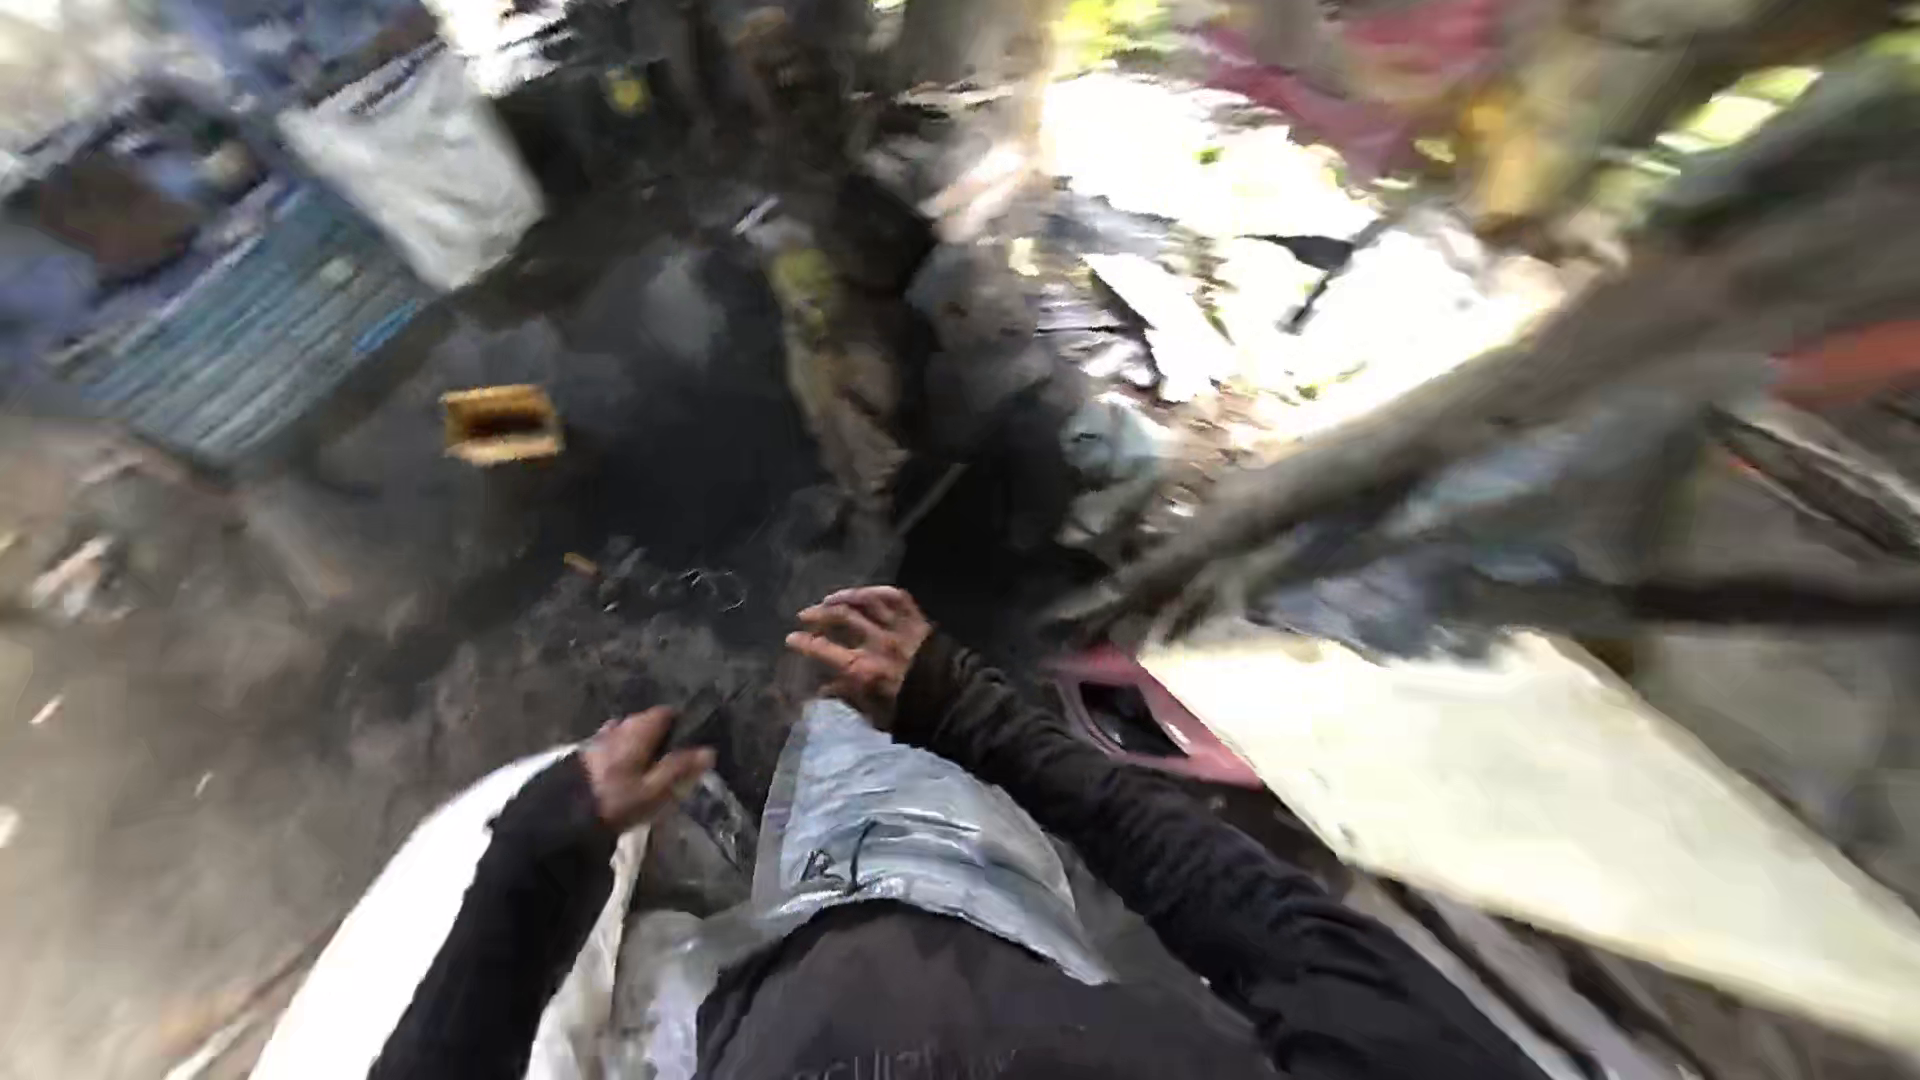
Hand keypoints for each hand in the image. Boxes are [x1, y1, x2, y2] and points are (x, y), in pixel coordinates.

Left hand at [578, 707, 714, 831]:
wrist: (556, 822)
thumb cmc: (614, 802)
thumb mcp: (653, 790)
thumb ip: (680, 768)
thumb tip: (708, 751)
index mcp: (638, 730)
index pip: (665, 712)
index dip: (679, 724)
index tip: (687, 743)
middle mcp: (617, 727)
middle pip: (644, 722)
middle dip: (657, 734)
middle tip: (667, 759)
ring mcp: (595, 740)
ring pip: (624, 734)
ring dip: (635, 744)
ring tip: (642, 768)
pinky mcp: (578, 757)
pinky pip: (607, 747)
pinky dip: (617, 754)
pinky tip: (617, 775)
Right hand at [786, 586, 932, 725]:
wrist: (955, 701)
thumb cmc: (914, 713)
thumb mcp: (876, 714)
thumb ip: (849, 698)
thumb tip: (823, 690)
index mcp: (865, 669)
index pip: (825, 650)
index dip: (805, 643)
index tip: (792, 638)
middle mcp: (879, 642)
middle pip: (842, 617)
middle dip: (819, 615)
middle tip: (805, 615)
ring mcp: (899, 626)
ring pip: (867, 600)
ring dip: (844, 597)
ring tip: (829, 599)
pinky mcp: (917, 619)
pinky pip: (896, 596)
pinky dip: (878, 591)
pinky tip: (865, 593)